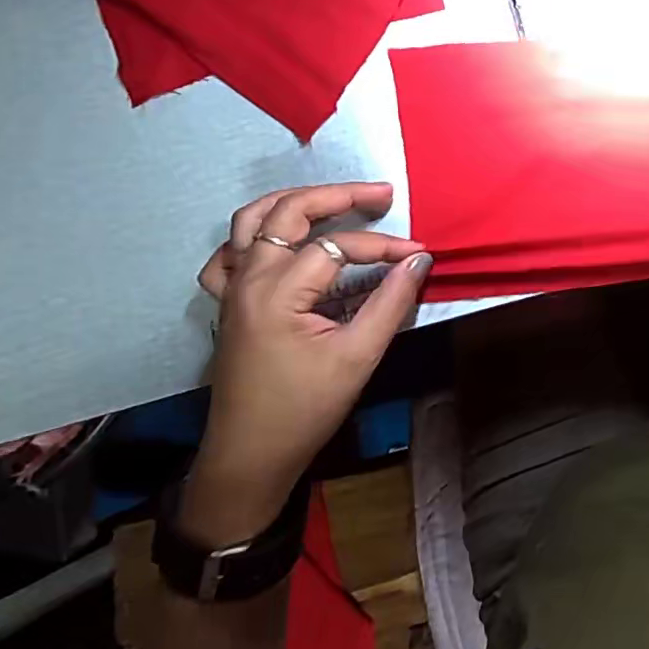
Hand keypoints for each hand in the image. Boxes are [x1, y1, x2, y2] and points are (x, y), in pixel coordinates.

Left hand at [183, 182, 430, 544]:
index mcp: (276, 293)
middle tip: (382, 194)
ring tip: (334, 200)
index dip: (383, 246)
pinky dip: (257, 237)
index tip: (419, 254)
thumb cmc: (306, 408)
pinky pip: (230, 254)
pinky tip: (282, 242)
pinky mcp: (229, 304)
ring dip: (294, 203)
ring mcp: (231, 290)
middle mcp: (247, 281)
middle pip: (286, 212)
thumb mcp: (359, 356)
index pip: (336, 247)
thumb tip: (419, 261)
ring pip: (251, 222)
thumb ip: (391, 302)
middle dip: (338, 196)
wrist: (251, 454)